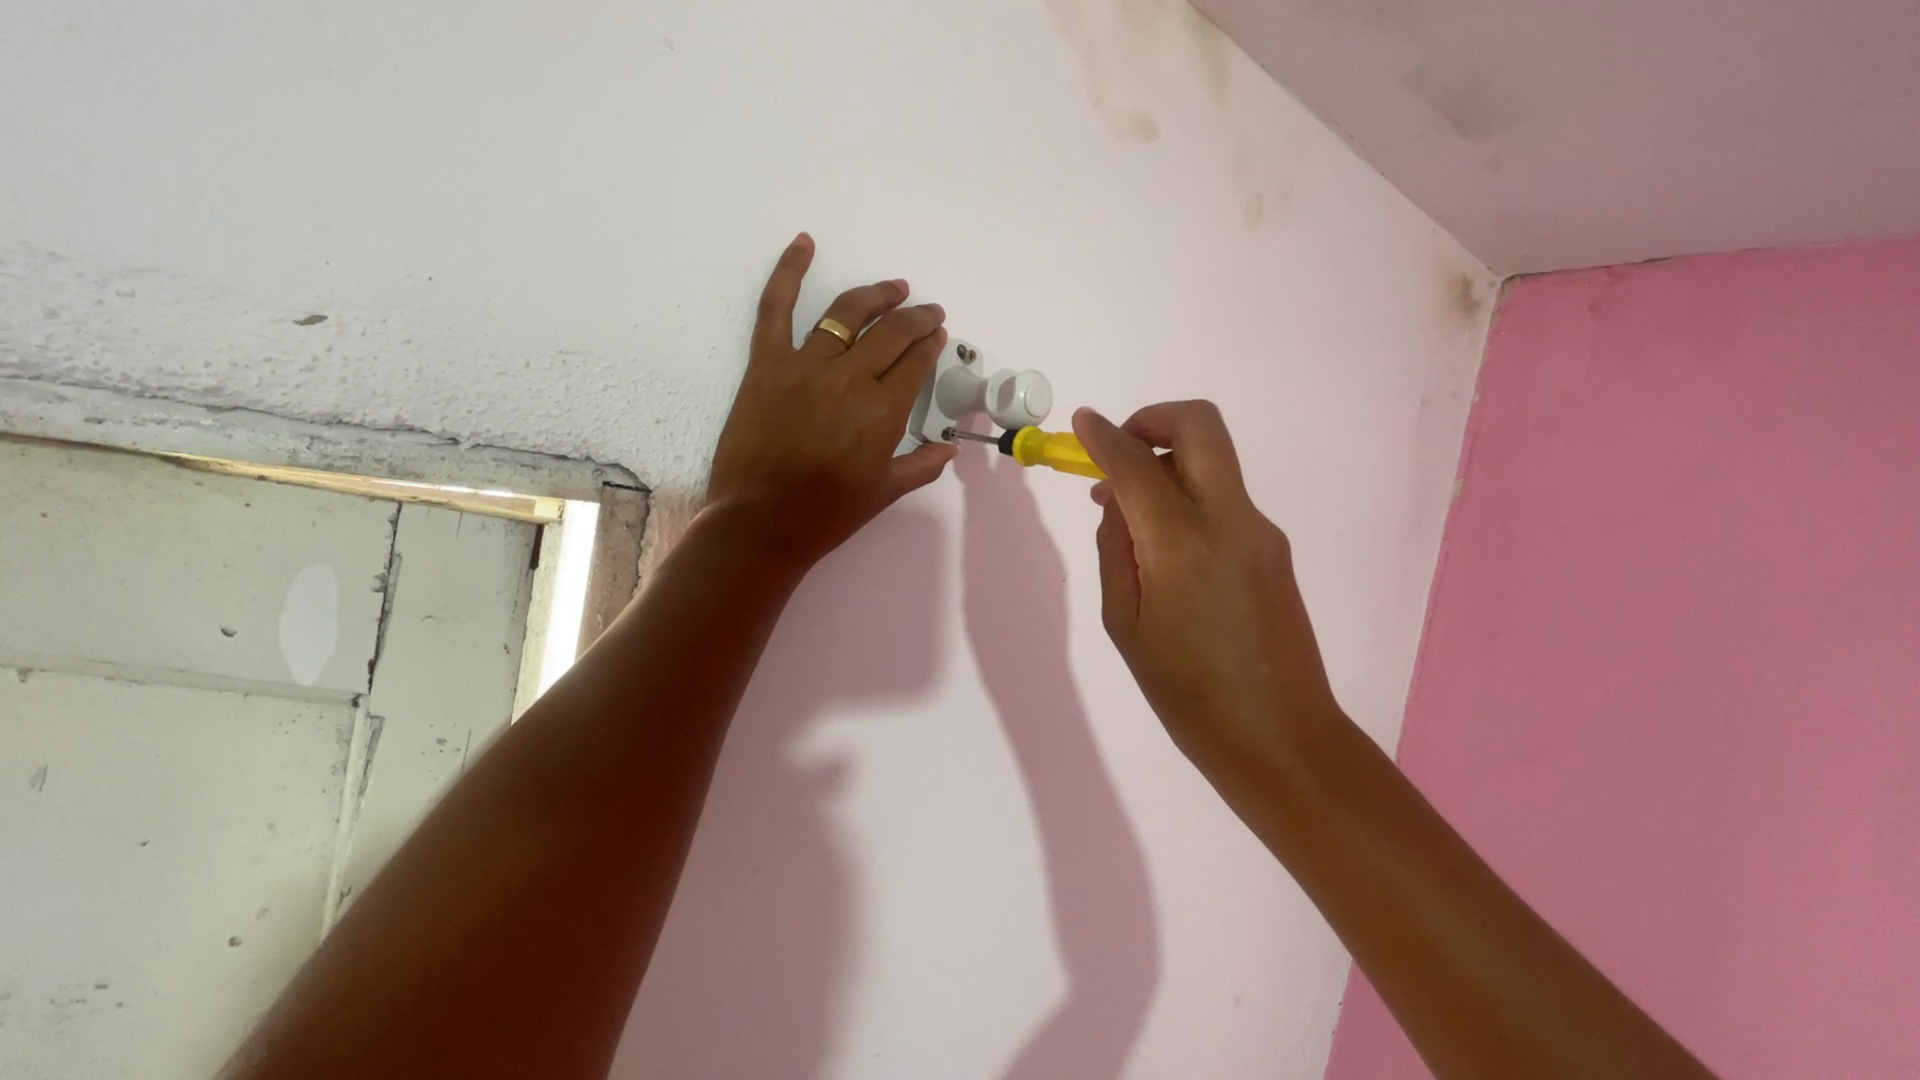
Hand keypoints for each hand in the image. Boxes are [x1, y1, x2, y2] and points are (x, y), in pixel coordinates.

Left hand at [707, 234, 956, 565]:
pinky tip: (804, 243)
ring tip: (894, 287)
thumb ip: (921, 465)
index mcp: (883, 412)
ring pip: (847, 312)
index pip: (915, 363)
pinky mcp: (766, 364)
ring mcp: (806, 366)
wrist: (760, 524)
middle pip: (892, 332)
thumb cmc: (825, 515)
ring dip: (877, 295)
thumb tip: (950, 447)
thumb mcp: (883, 493)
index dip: (930, 344)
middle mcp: (850, 378)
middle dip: (917, 317)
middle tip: (928, 311)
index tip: (937, 334)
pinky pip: (775, 308)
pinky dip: (788, 271)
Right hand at [1073, 402, 1341, 779]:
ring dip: (1167, 465)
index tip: (1082, 423)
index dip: (1104, 436)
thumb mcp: (1125, 624)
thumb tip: (1118, 503)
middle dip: (1153, 420)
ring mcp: (1260, 531)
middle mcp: (1229, 520)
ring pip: (1212, 462)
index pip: (1137, 463)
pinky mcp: (1274, 548)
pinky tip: (1165, 549)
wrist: (1279, 736)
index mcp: (1182, 544)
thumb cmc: (1186, 692)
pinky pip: (1223, 499)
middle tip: (1119, 450)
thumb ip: (1116, 550)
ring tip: (1129, 517)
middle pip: (1200, 426)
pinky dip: (1187, 499)